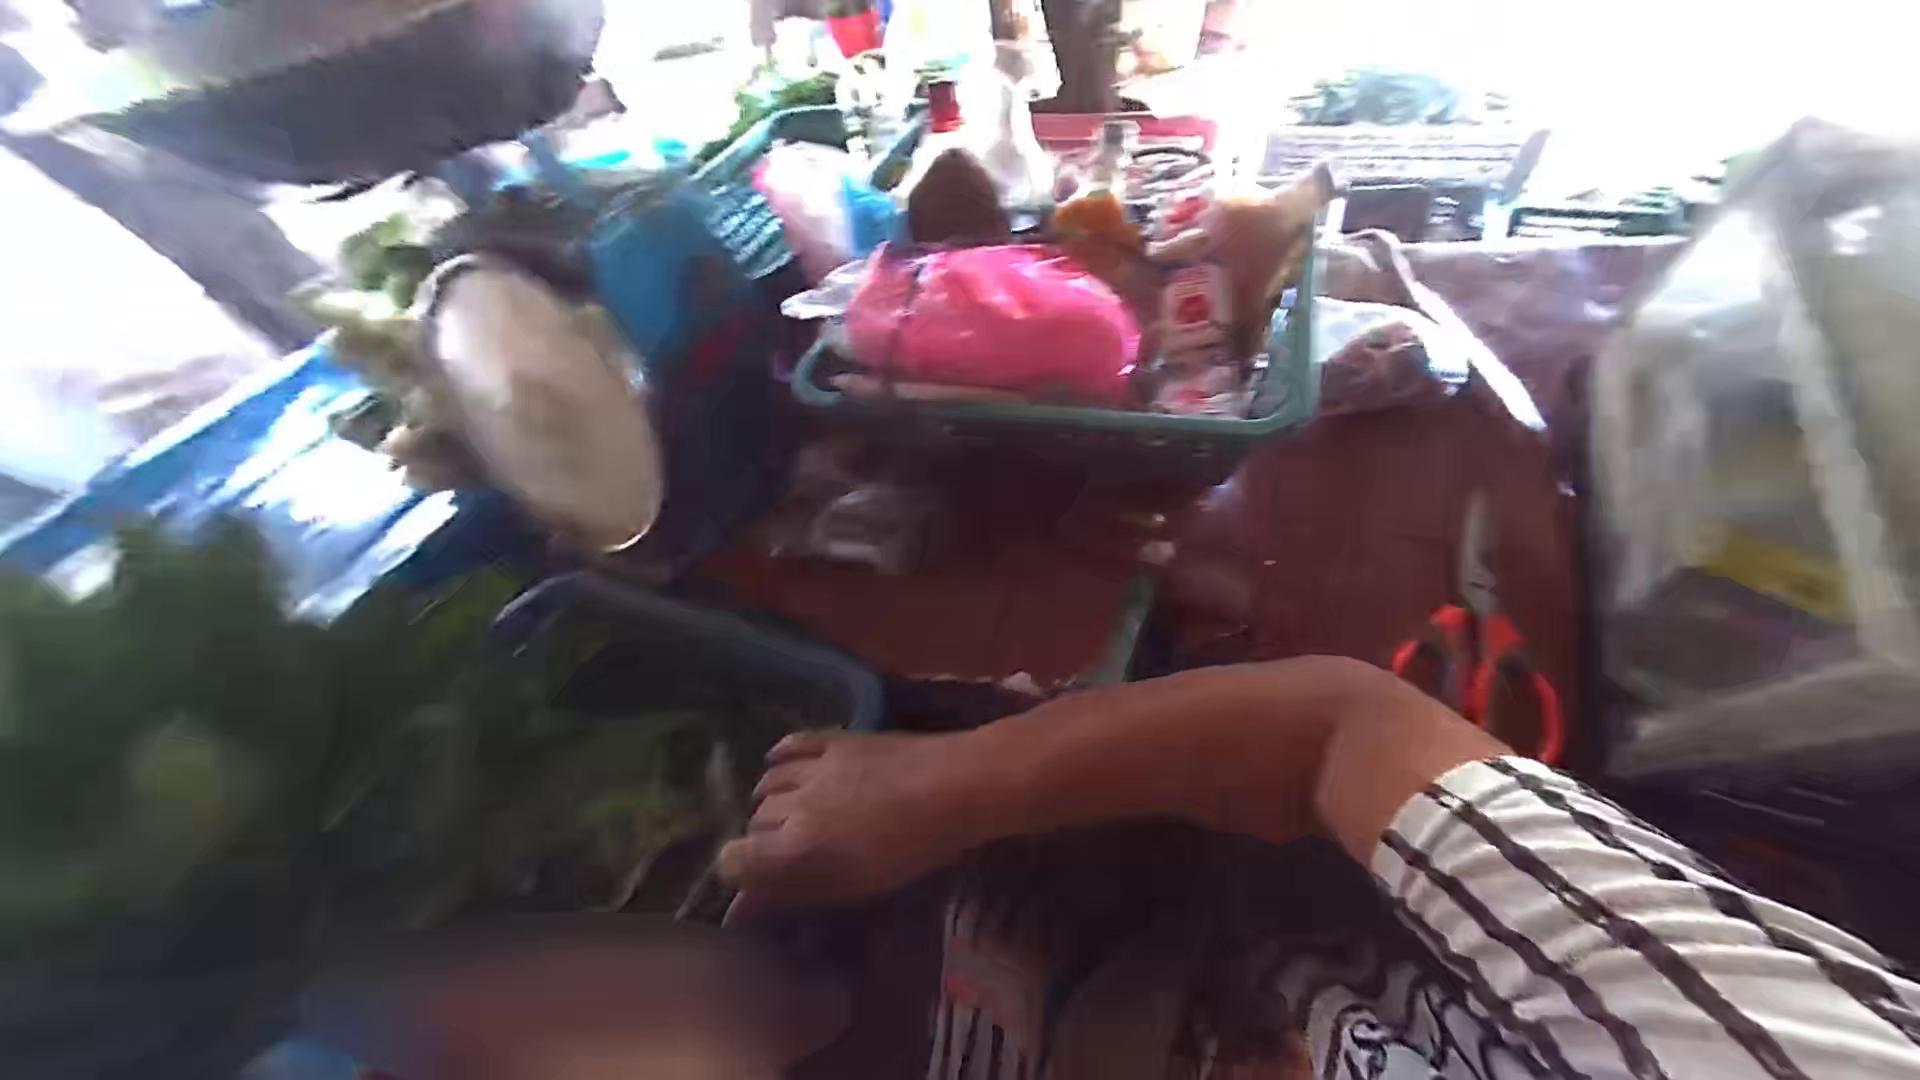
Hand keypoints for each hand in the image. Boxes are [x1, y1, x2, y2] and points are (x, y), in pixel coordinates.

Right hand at [720, 729, 990, 923]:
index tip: (757, 875)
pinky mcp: (835, 738)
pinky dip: (782, 757)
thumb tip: (742, 911)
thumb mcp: (854, 885)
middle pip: (756, 821)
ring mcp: (814, 764)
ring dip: (775, 799)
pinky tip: (784, 765)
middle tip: (796, 846)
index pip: (734, 859)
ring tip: (797, 808)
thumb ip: (795, 893)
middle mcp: (795, 802)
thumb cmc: (912, 848)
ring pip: (769, 783)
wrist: (952, 785)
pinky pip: (792, 743)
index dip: (739, 870)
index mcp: (797, 846)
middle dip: (767, 838)